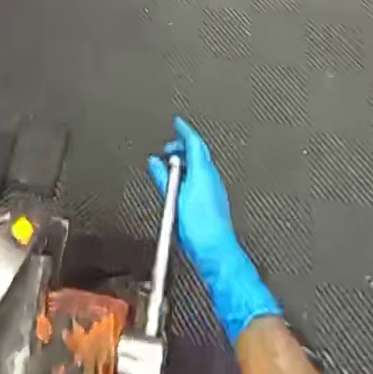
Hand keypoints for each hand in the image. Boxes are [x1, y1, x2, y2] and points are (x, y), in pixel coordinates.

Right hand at [147, 116, 281, 343]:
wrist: (217, 252)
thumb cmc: (198, 228)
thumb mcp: (174, 200)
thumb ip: (163, 178)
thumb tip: (156, 162)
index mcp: (203, 171)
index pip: (194, 141)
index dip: (185, 129)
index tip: (177, 121)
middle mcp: (211, 176)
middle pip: (198, 152)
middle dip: (183, 145)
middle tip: (169, 146)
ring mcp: (215, 187)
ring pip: (200, 164)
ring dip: (186, 160)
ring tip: (171, 165)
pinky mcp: (214, 199)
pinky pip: (202, 177)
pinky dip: (190, 173)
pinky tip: (181, 183)